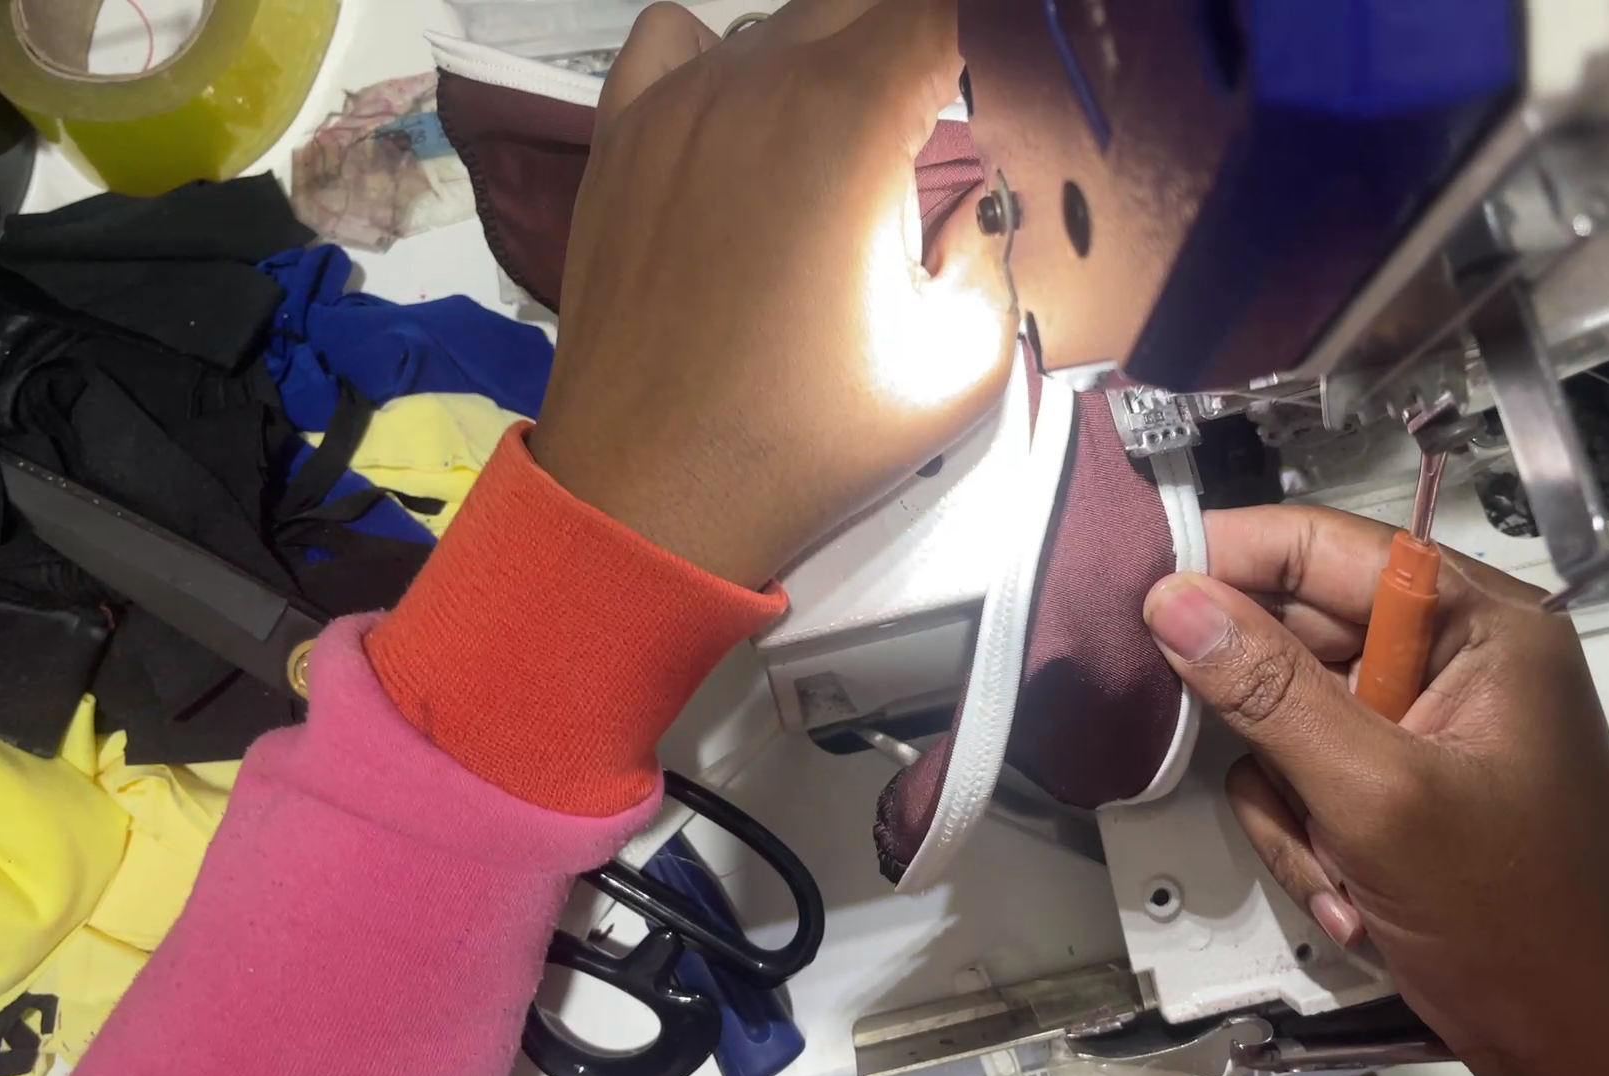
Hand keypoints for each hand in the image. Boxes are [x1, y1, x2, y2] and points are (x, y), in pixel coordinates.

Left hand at [530, 0, 1016, 588]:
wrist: (658, 493)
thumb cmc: (809, 441)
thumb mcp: (958, 366)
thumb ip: (992, 257)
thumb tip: (971, 206)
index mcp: (848, 124)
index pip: (939, 13)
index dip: (986, 45)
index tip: (992, 101)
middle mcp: (754, 82)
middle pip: (859, 7)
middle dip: (913, 56)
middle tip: (928, 145)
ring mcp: (671, 104)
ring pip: (775, 29)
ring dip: (828, 71)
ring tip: (840, 160)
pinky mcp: (616, 144)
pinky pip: (674, 49)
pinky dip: (725, 67)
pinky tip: (741, 133)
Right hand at [1143, 506, 1608, 1075]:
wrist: (1583, 1058)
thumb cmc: (1522, 925)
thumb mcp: (1379, 795)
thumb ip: (1267, 688)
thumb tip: (1170, 601)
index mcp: (1471, 623)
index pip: (1317, 546)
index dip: (1224, 555)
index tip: (1140, 586)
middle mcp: (1430, 652)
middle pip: (1285, 623)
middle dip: (1248, 699)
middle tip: (1223, 736)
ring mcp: (1396, 713)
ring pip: (1267, 699)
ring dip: (1275, 783)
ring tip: (1325, 849)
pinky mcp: (1367, 765)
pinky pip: (1279, 757)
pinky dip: (1288, 819)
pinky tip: (1336, 876)